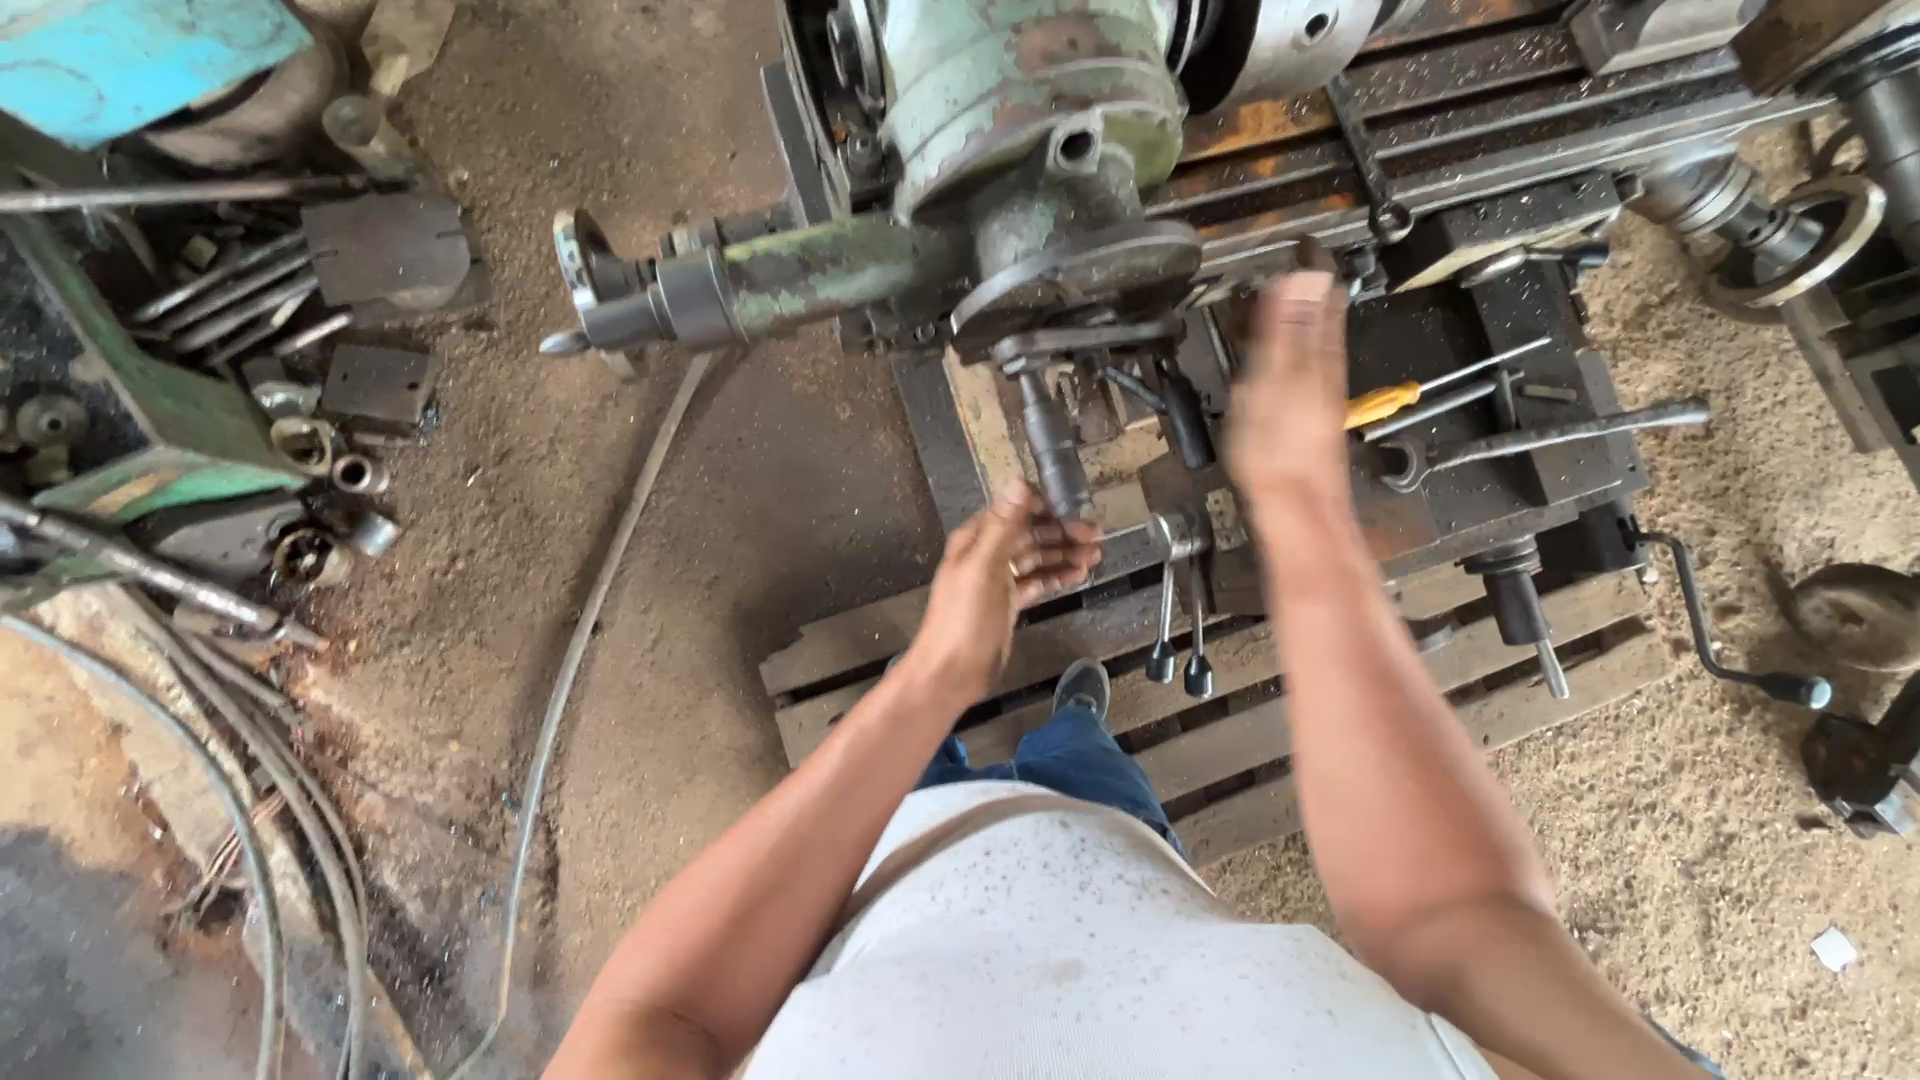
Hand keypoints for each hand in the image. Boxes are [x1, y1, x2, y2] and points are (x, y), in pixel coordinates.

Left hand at [899, 482, 1100, 702]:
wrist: (952, 672)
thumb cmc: (964, 619)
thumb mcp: (984, 568)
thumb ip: (1002, 525)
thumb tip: (1019, 481)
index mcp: (974, 540)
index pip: (1012, 511)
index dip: (1041, 506)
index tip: (1072, 506)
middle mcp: (986, 555)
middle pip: (1029, 534)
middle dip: (1061, 532)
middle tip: (1096, 534)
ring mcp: (997, 581)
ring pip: (1036, 559)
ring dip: (1064, 554)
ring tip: (1096, 554)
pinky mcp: (1008, 604)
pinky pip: (1037, 583)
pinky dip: (1057, 577)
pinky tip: (1079, 575)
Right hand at [1227, 269, 1352, 515]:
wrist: (1293, 506)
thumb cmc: (1279, 449)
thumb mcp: (1274, 381)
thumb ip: (1285, 329)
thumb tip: (1302, 275)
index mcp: (1318, 352)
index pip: (1322, 291)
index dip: (1310, 261)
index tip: (1294, 241)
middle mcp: (1322, 366)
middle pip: (1315, 312)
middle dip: (1293, 287)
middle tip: (1267, 271)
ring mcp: (1314, 390)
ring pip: (1303, 339)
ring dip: (1281, 317)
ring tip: (1253, 308)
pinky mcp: (1301, 412)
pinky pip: (1292, 366)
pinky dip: (1274, 349)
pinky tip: (1258, 358)